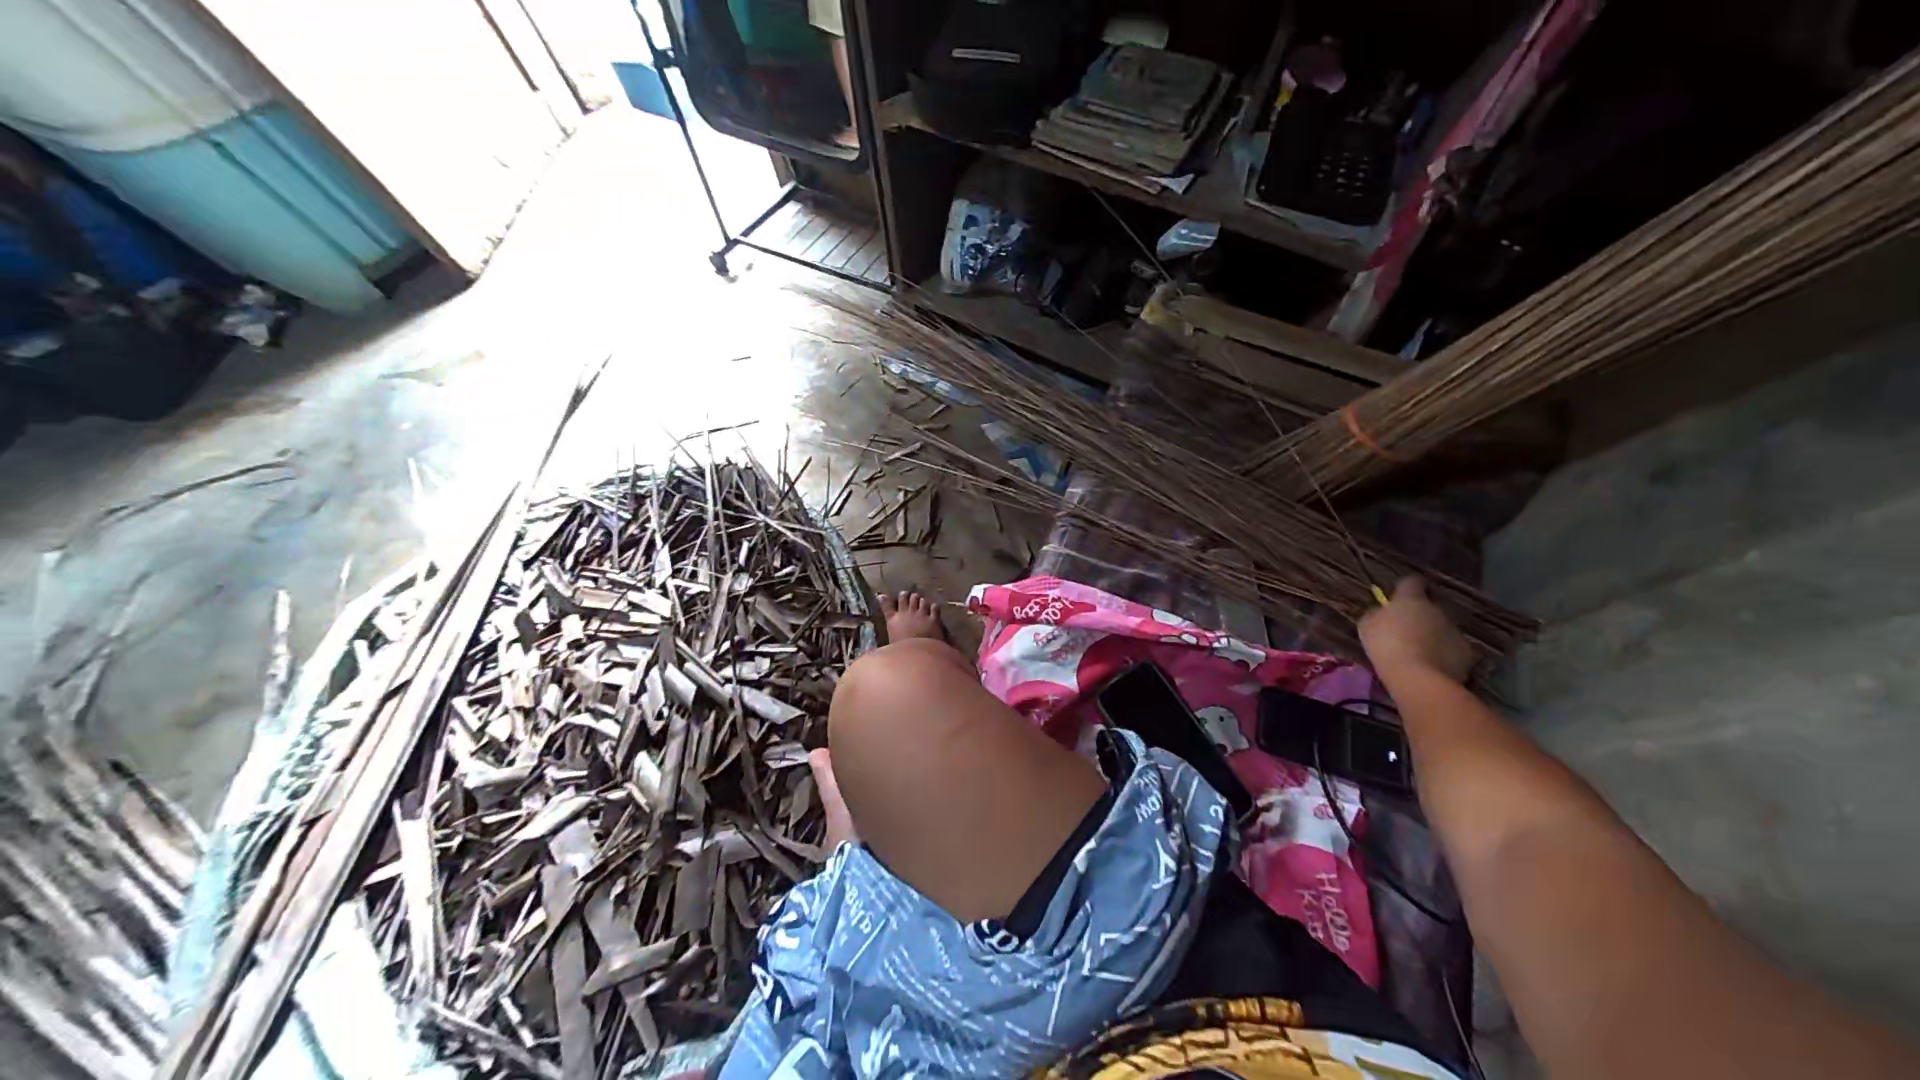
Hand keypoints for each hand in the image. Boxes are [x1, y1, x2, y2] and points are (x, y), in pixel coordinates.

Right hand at [1359, 576, 1475, 683]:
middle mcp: (1437, 609)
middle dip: (1419, 617)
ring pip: (1442, 628)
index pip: (1412, 582)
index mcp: (1411, 599)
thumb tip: (1382, 612)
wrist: (1418, 676)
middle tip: (1405, 633)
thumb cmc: (1386, 646)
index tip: (1399, 597)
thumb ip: (1376, 614)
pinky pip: (1452, 648)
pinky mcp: (1467, 651)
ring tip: (1419, 653)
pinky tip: (1432, 665)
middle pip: (1428, 608)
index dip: (1406, 588)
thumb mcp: (1367, 626)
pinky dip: (1444, 653)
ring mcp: (1454, 630)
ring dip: (1432, 635)